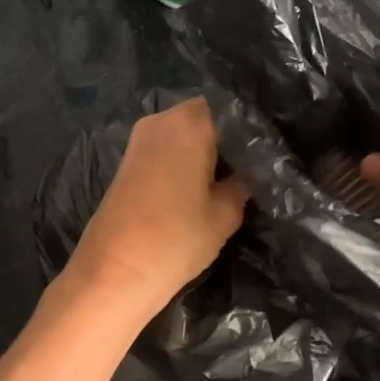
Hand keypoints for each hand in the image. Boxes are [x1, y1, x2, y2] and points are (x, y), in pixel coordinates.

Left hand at [67, 97, 248, 310]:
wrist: (114, 270)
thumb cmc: (176, 237)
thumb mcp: (224, 214)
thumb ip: (240, 185)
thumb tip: (246, 175)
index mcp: (189, 122)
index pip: (230, 110)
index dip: (248, 130)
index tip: (265, 154)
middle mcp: (160, 120)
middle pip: (203, 120)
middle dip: (224, 142)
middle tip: (249, 170)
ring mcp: (138, 140)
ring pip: (181, 136)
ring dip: (201, 154)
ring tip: (226, 183)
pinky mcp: (126, 162)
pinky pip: (163, 152)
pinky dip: (180, 164)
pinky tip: (196, 190)